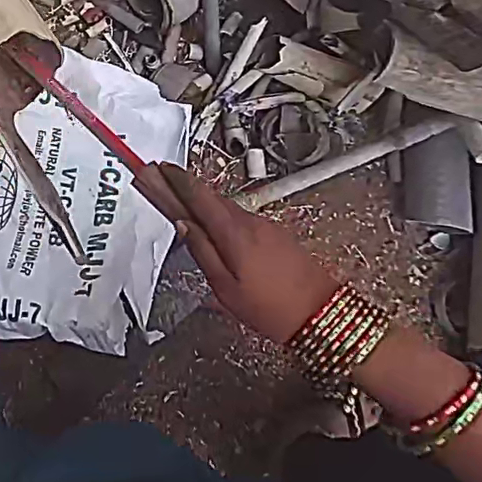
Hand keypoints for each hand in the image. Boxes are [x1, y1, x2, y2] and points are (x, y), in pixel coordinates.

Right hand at [155, 163, 340, 343]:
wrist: (321, 313)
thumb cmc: (271, 308)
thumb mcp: (225, 288)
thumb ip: (202, 252)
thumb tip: (183, 225)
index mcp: (234, 233)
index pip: (200, 196)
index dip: (177, 180)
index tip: (160, 168)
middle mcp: (250, 222)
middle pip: (212, 198)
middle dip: (186, 189)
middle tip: (163, 184)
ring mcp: (265, 225)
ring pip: (227, 208)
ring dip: (205, 204)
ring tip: (184, 208)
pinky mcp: (275, 233)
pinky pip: (241, 218)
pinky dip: (222, 217)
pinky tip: (216, 228)